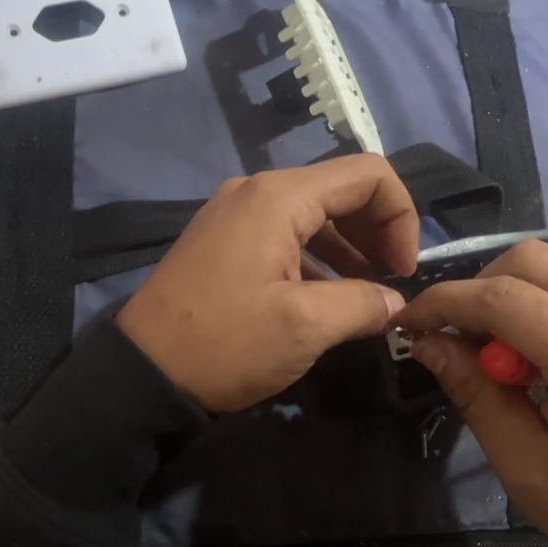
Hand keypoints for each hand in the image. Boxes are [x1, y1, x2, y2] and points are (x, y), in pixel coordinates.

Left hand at [117, 154, 419, 412]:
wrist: (142, 372)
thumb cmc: (225, 343)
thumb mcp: (305, 327)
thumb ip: (362, 305)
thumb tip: (395, 302)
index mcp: (278, 197)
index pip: (367, 175)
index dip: (401, 216)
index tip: (405, 270)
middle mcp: (255, 192)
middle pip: (339, 192)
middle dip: (377, 234)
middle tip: (392, 286)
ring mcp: (234, 216)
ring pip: (312, 217)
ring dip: (348, 251)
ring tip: (367, 298)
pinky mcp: (222, 243)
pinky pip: (283, 236)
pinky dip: (315, 260)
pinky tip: (326, 299)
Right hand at [395, 239, 547, 546]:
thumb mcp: (527, 469)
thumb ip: (476, 396)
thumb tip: (429, 341)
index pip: (505, 299)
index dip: (445, 302)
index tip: (408, 322)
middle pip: (532, 261)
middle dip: (476, 290)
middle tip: (456, 339)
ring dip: (510, 295)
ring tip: (499, 352)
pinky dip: (544, 303)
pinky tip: (539, 350)